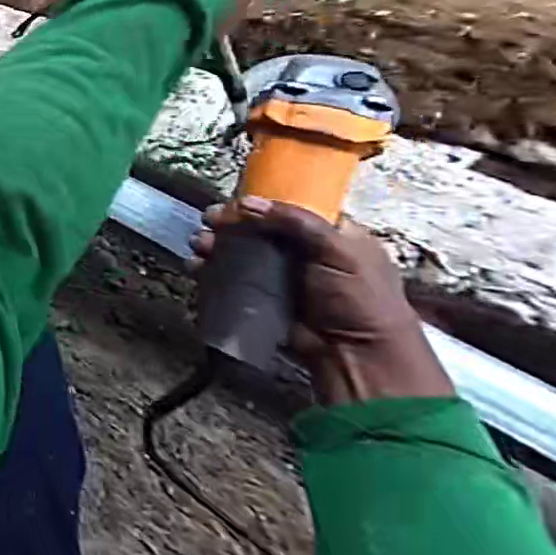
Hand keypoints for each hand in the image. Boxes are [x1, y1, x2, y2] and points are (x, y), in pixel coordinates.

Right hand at [192, 196, 453, 405]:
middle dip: (228, 223)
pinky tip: (197, 264)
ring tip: (201, 245)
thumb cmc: (358, 299)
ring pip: (235, 248)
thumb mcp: (340, 252)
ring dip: (214, 243)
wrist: (353, 352)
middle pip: (255, 226)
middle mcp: (301, 250)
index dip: (261, 202)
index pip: (290, 208)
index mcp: (331, 234)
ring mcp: (277, 272)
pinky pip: (226, 273)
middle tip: (211, 222)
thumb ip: (298, 222)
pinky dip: (207, 267)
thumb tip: (246, 202)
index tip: (235, 204)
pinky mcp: (258, 292)